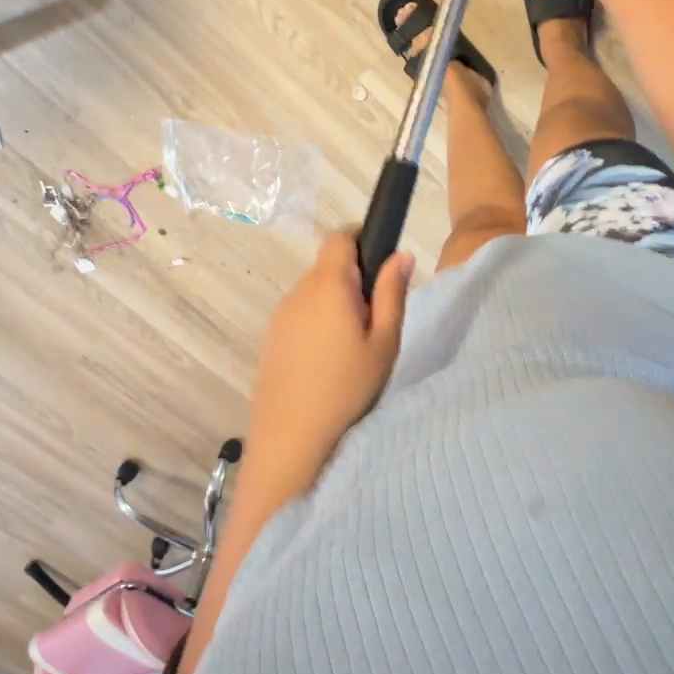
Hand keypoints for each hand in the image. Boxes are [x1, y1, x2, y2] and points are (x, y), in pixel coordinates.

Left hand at [248, 231, 414, 473]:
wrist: (291, 437)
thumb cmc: (347, 388)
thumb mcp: (384, 342)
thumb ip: (392, 293)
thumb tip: (401, 254)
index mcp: (329, 284)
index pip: (340, 236)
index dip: (362, 239)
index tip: (381, 266)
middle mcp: (299, 290)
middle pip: (329, 266)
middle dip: (354, 281)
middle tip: (375, 321)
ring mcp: (281, 314)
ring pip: (315, 292)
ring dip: (336, 304)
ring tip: (353, 348)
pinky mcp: (272, 337)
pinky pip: (301, 314)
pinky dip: (319, 323)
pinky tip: (328, 362)